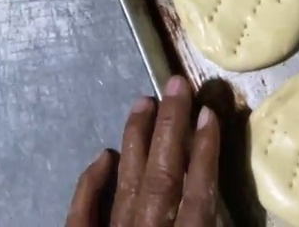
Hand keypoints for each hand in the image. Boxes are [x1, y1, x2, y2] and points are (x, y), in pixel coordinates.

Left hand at [66, 75, 219, 226]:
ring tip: (144, 101)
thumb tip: (215, 188)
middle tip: (176, 84)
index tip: (208, 113)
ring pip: (127, 184)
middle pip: (162, 177)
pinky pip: (82, 214)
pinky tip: (104, 154)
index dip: (205, 153)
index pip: (198, 196)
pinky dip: (91, 183)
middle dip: (170, 127)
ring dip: (136, 140)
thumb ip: (205, 220)